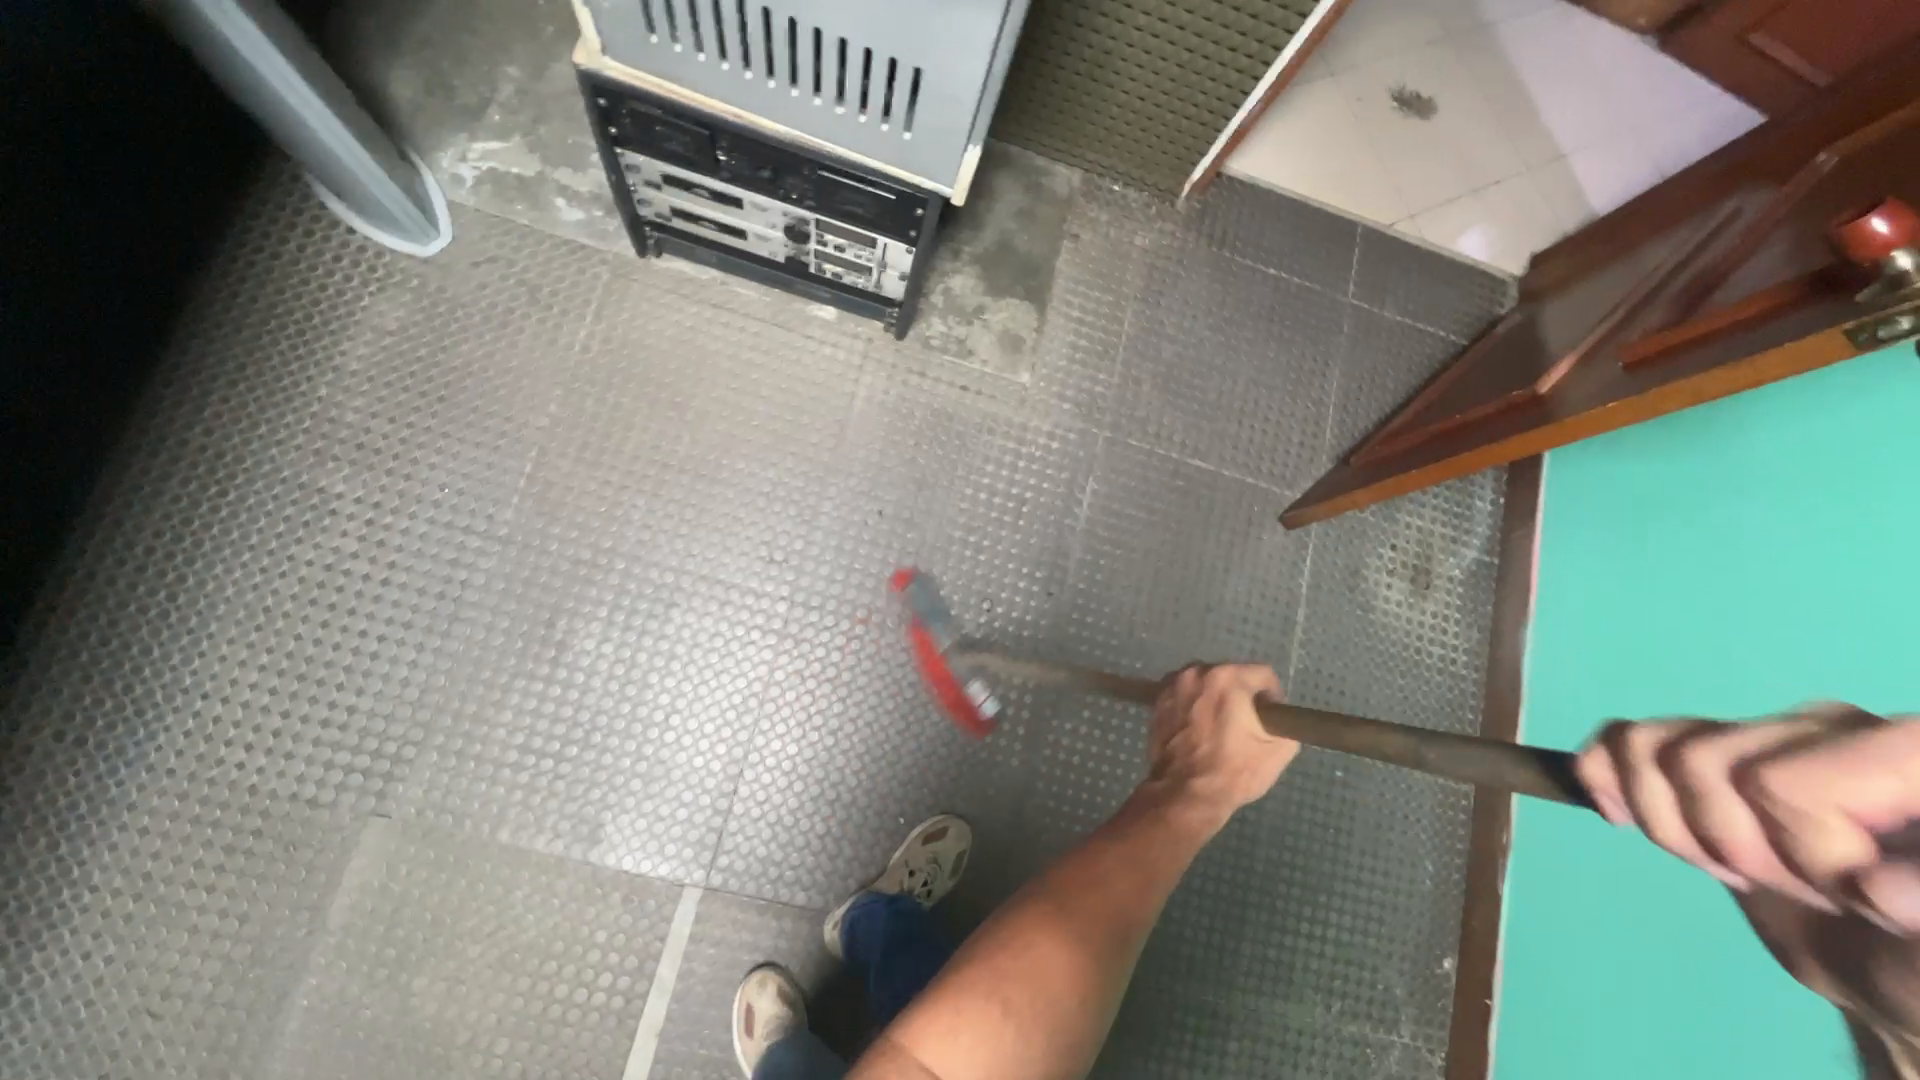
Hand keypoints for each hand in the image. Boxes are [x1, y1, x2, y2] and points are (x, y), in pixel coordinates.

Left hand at [1144, 664, 1299, 822]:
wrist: (1184, 792)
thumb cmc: (1233, 770)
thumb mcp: (1279, 750)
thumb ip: (1286, 723)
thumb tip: (1277, 717)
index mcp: (1228, 677)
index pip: (1263, 674)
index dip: (1273, 695)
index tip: (1271, 717)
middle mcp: (1197, 672)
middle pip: (1230, 674)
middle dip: (1241, 694)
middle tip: (1246, 723)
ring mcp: (1172, 684)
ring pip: (1205, 682)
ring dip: (1215, 697)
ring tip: (1219, 725)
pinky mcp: (1157, 700)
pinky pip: (1184, 694)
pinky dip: (1193, 704)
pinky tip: (1197, 727)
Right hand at [1575, 705, 1919, 1037]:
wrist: (1898, 967)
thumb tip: (1876, 888)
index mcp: (1903, 754)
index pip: (1778, 783)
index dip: (1800, 854)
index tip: (1869, 906)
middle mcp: (1834, 725)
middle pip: (1698, 762)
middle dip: (1733, 846)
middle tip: (1811, 893)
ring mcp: (1765, 734)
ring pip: (1647, 746)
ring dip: (1673, 827)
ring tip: (1742, 870)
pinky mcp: (1713, 752)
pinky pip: (1622, 738)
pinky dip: (1604, 776)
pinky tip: (1625, 817)